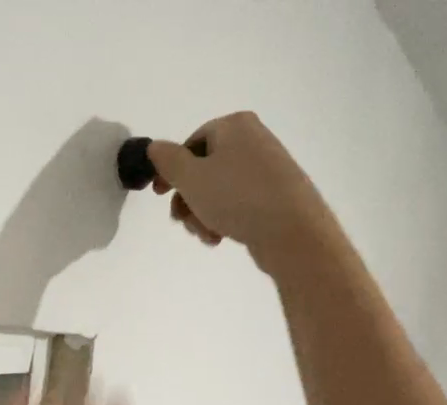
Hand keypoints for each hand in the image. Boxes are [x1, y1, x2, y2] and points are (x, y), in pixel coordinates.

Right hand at [148, 112, 334, 271]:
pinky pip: (238, 201)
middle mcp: (253, 139)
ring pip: (218, 189)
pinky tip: (221, 237)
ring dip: (202, 213)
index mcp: (234, 126)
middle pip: (204, 169)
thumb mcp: (191, 178)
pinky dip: (223, 217)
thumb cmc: (236, 197)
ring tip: (205, 234)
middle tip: (181, 222)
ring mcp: (267, 166)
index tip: (160, 196)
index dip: (171, 170)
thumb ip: (167, 161)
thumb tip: (154, 146)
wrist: (291, 229)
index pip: (191, 143)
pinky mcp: (275, 192)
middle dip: (187, 199)